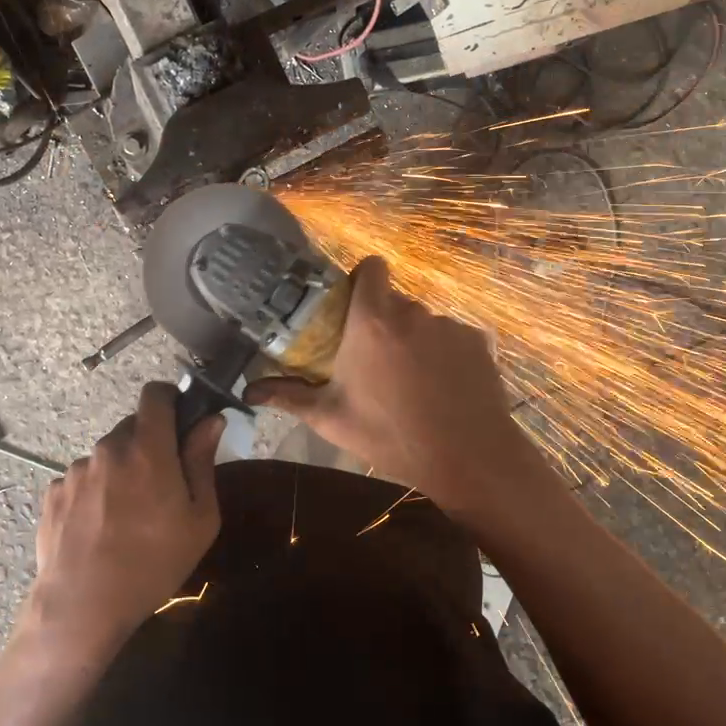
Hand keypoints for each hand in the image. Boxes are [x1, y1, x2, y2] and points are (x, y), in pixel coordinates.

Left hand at [29, 383, 224, 649]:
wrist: (83, 605)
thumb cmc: (153, 564)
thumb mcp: (199, 519)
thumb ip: (202, 462)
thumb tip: (210, 421)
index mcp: (147, 449)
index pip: (155, 394)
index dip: (171, 398)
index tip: (181, 420)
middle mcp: (107, 449)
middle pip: (132, 427)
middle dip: (150, 444)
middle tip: (162, 485)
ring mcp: (74, 470)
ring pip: (106, 456)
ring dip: (121, 471)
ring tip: (127, 517)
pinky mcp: (53, 493)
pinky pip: (82, 480)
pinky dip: (95, 494)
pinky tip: (100, 530)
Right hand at [245, 256, 529, 509]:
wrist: (466, 457)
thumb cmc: (389, 435)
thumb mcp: (331, 418)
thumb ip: (288, 395)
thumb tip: (247, 391)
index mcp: (372, 321)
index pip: (370, 267)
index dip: (362, 279)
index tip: (352, 306)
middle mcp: (412, 312)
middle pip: (394, 301)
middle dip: (383, 322)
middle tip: (373, 360)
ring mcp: (450, 326)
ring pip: (424, 321)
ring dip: (413, 340)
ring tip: (411, 381)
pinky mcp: (478, 342)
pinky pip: (453, 338)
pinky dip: (444, 355)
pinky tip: (442, 389)